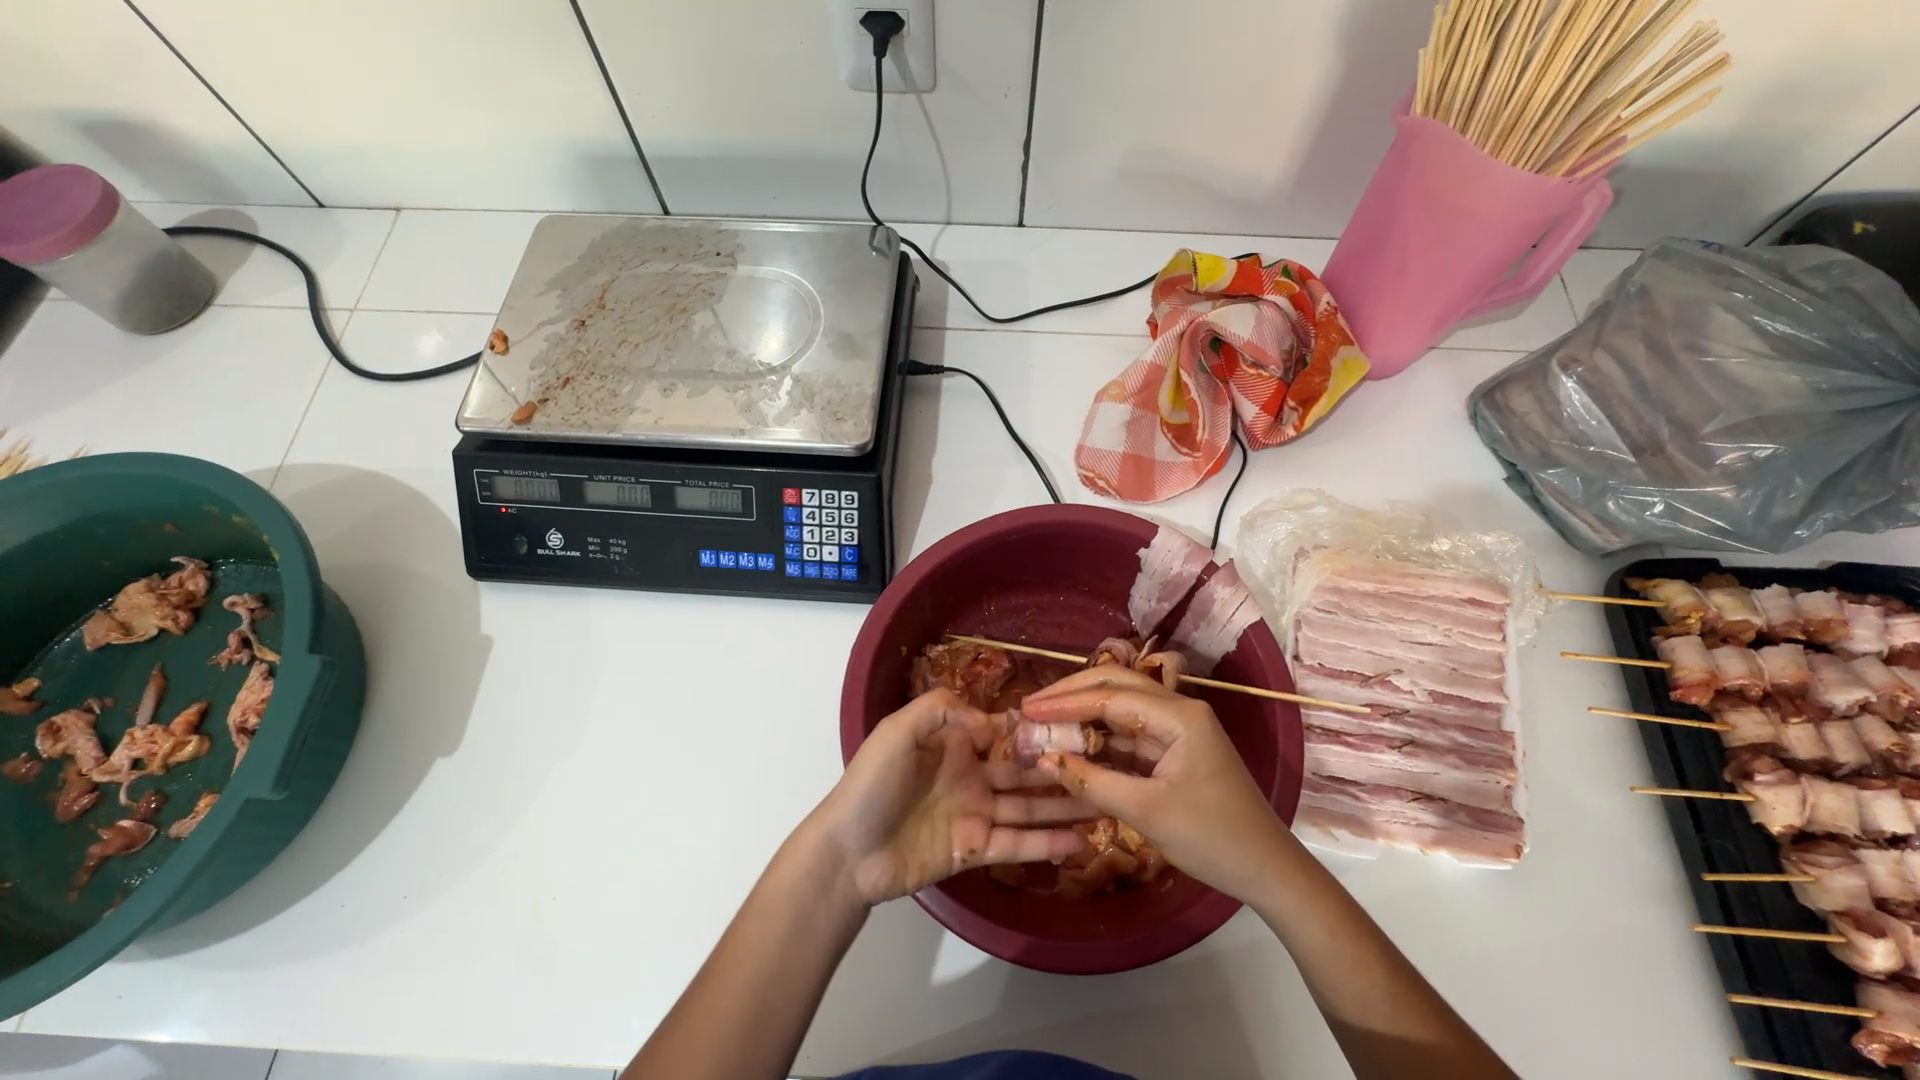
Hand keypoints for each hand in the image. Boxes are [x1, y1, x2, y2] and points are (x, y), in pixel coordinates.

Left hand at [807, 688, 1090, 906]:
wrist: (847, 852)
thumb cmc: (870, 785)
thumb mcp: (897, 731)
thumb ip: (941, 710)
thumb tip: (992, 721)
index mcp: (953, 744)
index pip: (1003, 732)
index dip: (1036, 729)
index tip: (1076, 724)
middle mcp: (970, 776)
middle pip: (1024, 770)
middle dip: (1061, 768)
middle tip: (1106, 765)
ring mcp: (975, 814)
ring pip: (1029, 808)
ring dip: (1065, 806)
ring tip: (1106, 803)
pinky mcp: (974, 850)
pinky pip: (1018, 844)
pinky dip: (1048, 843)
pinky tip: (1081, 840)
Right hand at [1021, 665, 1292, 902]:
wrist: (1267, 869)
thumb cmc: (1212, 838)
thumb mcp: (1146, 811)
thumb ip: (1091, 781)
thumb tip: (1043, 760)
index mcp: (1179, 716)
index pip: (1110, 695)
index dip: (1064, 702)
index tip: (1025, 710)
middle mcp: (1179, 711)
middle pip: (1116, 687)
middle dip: (1070, 695)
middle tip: (1030, 709)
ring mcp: (1178, 730)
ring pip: (1121, 710)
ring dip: (1083, 716)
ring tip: (1042, 726)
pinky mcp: (1174, 752)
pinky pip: (1129, 735)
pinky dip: (1099, 739)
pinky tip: (1071, 747)